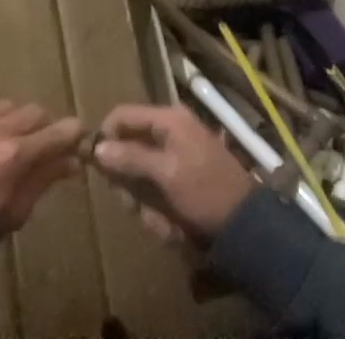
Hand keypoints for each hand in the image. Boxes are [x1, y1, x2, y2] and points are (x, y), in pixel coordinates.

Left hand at [0, 101, 82, 233]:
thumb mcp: (19, 209)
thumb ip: (45, 179)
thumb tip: (70, 162)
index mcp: (18, 154)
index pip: (59, 131)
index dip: (73, 133)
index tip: (78, 138)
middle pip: (35, 111)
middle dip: (46, 125)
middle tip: (44, 143)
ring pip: (9, 106)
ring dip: (18, 120)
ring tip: (13, 139)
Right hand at [94, 104, 255, 244]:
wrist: (248, 226)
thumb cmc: (205, 191)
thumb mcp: (166, 173)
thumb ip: (130, 158)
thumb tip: (97, 147)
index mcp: (169, 120)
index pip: (123, 115)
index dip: (106, 137)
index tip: (98, 166)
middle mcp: (171, 132)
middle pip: (129, 149)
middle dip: (130, 184)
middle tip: (132, 205)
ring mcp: (178, 156)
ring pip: (141, 176)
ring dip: (145, 204)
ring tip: (161, 224)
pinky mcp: (183, 179)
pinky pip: (157, 190)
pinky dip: (161, 211)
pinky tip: (173, 228)